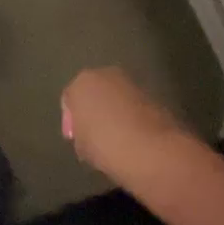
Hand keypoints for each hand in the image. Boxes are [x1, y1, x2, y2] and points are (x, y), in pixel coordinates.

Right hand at [61, 67, 191, 178]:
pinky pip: (134, 105)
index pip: (69, 99)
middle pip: (94, 92)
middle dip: (93, 110)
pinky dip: (132, 116)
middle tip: (93, 135)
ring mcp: (133, 82)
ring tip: (114, 137)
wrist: (150, 149)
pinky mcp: (154, 94)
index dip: (71, 120)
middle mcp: (106, 74)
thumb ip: (80, 132)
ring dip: (114, 112)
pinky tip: (132, 136)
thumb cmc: (104, 145)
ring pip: (116, 97)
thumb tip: (88, 133)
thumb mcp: (81, 145)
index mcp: (81, 82)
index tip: (75, 138)